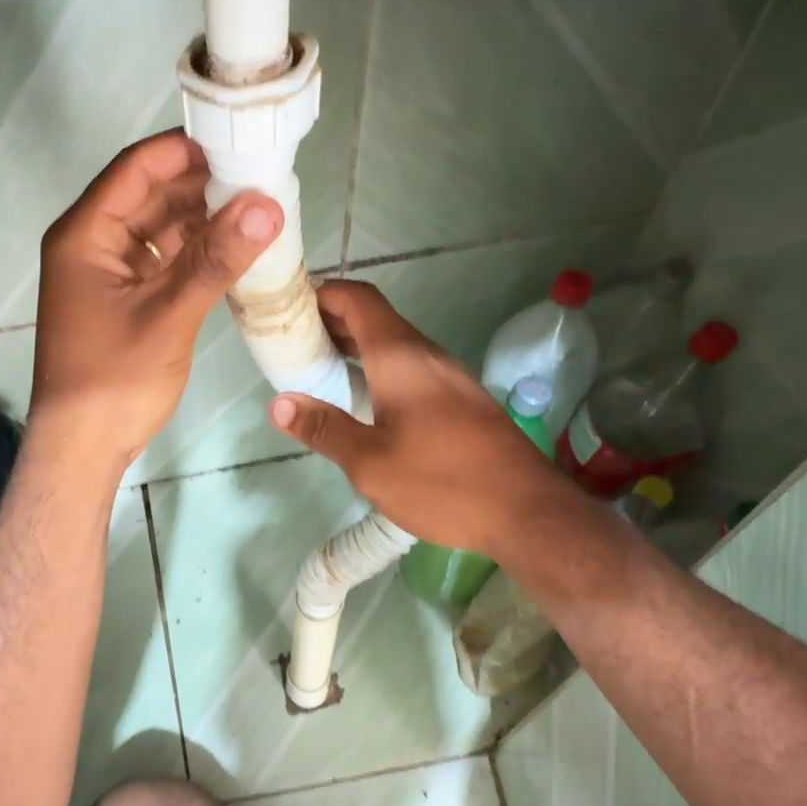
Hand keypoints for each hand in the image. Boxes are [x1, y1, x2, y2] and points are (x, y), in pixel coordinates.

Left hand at [31, 130, 282, 469]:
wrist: (83, 446)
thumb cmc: (114, 379)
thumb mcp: (168, 315)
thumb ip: (216, 260)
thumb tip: (267, 206)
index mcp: (85, 234)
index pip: (137, 168)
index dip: (186, 150)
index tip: (239, 140)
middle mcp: (92, 243)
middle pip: (150, 195)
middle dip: (202, 184)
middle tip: (259, 174)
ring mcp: (107, 273)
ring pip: (159, 228)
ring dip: (202, 219)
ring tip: (257, 207)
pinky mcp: (125, 299)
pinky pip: (163, 260)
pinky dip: (195, 253)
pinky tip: (234, 249)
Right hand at [267, 280, 552, 554]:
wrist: (527, 511)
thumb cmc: (441, 483)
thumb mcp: (369, 462)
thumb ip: (324, 429)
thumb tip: (279, 403)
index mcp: (401, 358)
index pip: (359, 300)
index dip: (323, 294)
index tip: (289, 308)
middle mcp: (428, 356)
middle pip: (376, 320)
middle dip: (333, 324)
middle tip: (294, 345)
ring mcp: (452, 378)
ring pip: (397, 346)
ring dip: (358, 349)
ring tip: (321, 372)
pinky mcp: (464, 401)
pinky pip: (414, 370)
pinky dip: (381, 371)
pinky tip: (367, 402)